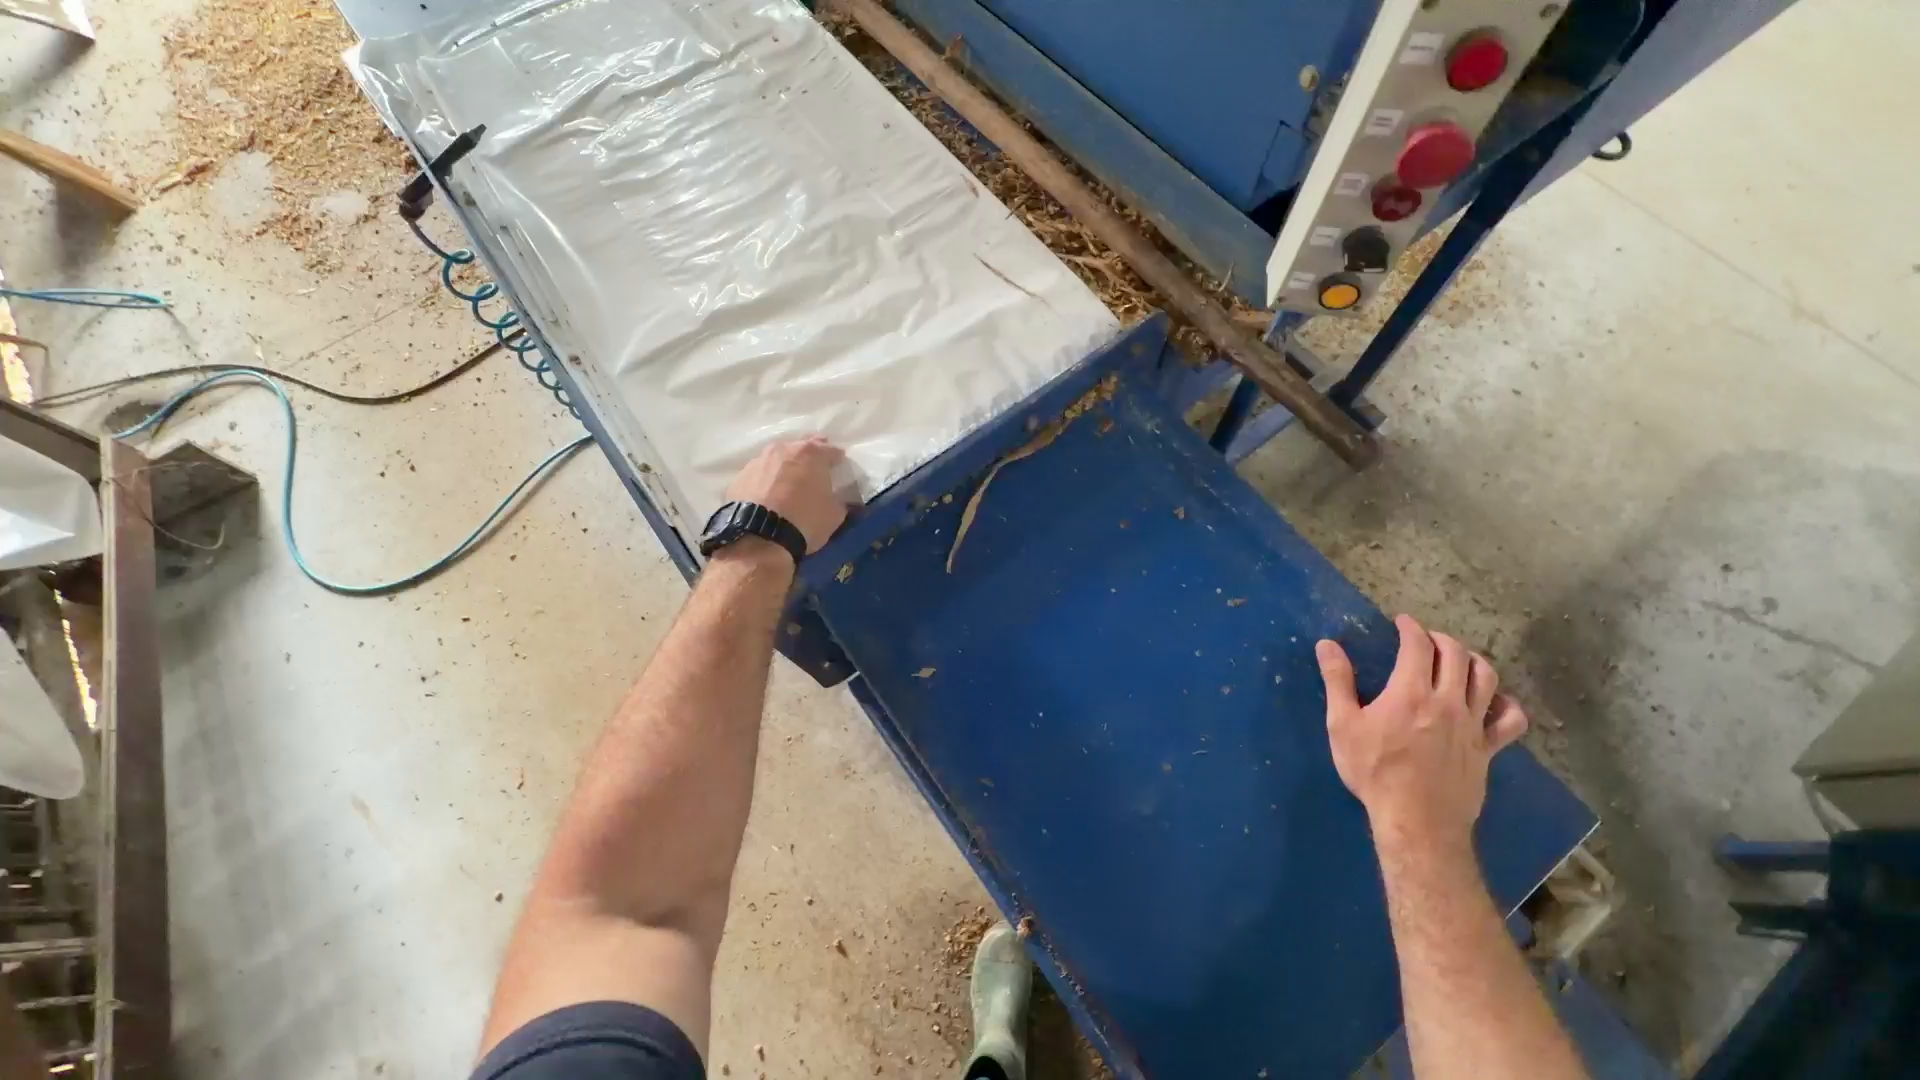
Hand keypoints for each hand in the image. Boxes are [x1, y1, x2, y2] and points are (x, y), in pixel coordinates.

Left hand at [723, 437, 848, 553]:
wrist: (759, 538)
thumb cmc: (804, 521)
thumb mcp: (834, 514)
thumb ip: (838, 500)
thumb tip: (837, 499)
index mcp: (811, 453)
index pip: (831, 451)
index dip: (837, 459)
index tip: (839, 468)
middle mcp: (783, 449)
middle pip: (801, 448)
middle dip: (810, 457)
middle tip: (815, 470)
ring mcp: (758, 461)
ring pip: (777, 459)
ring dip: (785, 467)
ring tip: (789, 482)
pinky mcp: (739, 477)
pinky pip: (759, 475)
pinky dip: (766, 481)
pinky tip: (768, 494)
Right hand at [1316, 615, 1528, 850]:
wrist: (1416, 820)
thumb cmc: (1374, 772)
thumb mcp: (1342, 725)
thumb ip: (1337, 681)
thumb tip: (1327, 644)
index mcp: (1411, 692)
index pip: (1417, 645)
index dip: (1410, 628)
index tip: (1402, 622)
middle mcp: (1448, 701)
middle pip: (1456, 655)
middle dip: (1440, 639)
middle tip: (1425, 639)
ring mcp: (1473, 725)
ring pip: (1486, 678)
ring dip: (1472, 661)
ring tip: (1458, 660)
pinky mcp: (1488, 748)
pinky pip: (1510, 719)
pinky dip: (1505, 703)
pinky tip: (1492, 702)